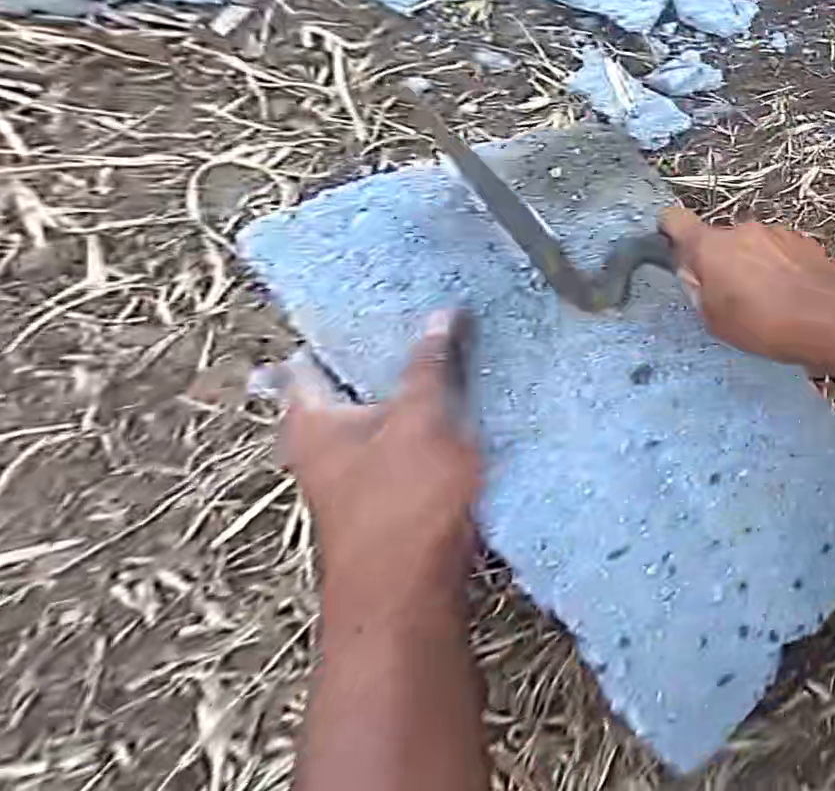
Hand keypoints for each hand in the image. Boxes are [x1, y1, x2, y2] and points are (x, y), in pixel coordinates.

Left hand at [275, 311, 481, 612]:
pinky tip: (474, 404)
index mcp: (312, 421)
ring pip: (390, 409)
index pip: (316, 361)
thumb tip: (442, 313)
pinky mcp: (397, 483)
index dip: (346, 330)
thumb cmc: (404, 496)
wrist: (410, 581)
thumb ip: (430, 365)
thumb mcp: (422, 418)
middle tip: (441, 321)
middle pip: (358, 383)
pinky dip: (437, 414)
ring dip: (423, 387)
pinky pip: (414, 433)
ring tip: (466, 356)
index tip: (389, 302)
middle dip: (397, 354)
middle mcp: (327, 441)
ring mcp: (362, 465)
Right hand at [658, 206, 834, 367]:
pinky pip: (779, 253)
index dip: (671, 235)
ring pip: (751, 247)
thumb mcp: (716, 321)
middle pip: (718, 240)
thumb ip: (698, 290)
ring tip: (767, 304)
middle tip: (730, 299)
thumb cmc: (770, 326)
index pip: (675, 220)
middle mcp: (744, 229)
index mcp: (711, 245)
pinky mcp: (806, 242)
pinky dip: (779, 269)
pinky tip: (790, 297)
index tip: (678, 257)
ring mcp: (779, 233)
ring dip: (752, 267)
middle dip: (719, 263)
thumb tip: (694, 273)